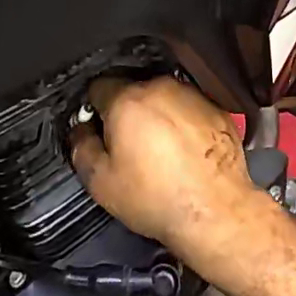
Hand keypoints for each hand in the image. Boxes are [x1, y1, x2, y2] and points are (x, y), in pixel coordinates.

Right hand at [69, 77, 268, 260]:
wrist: (214, 209)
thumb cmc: (159, 197)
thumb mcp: (101, 182)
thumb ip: (82, 148)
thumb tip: (80, 134)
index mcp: (128, 100)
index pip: (98, 86)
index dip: (92, 108)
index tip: (95, 125)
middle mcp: (162, 88)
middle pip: (133, 90)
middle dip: (126, 112)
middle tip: (126, 146)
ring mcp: (192, 95)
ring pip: (163, 98)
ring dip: (156, 116)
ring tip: (158, 153)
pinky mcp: (215, 107)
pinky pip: (189, 108)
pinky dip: (182, 122)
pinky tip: (182, 151)